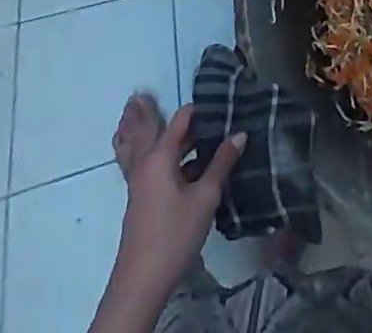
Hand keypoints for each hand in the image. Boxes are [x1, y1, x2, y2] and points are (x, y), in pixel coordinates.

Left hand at [110, 102, 246, 303]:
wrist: (142, 278)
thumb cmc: (175, 233)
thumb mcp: (205, 197)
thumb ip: (221, 164)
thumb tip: (239, 134)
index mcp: (160, 158)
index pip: (178, 123)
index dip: (194, 111)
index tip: (209, 99)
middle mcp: (145, 164)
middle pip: (145, 132)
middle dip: (145, 113)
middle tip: (141, 93)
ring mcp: (138, 182)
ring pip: (134, 147)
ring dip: (135, 129)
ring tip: (132, 112)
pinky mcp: (138, 197)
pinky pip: (133, 162)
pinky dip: (133, 149)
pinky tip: (141, 153)